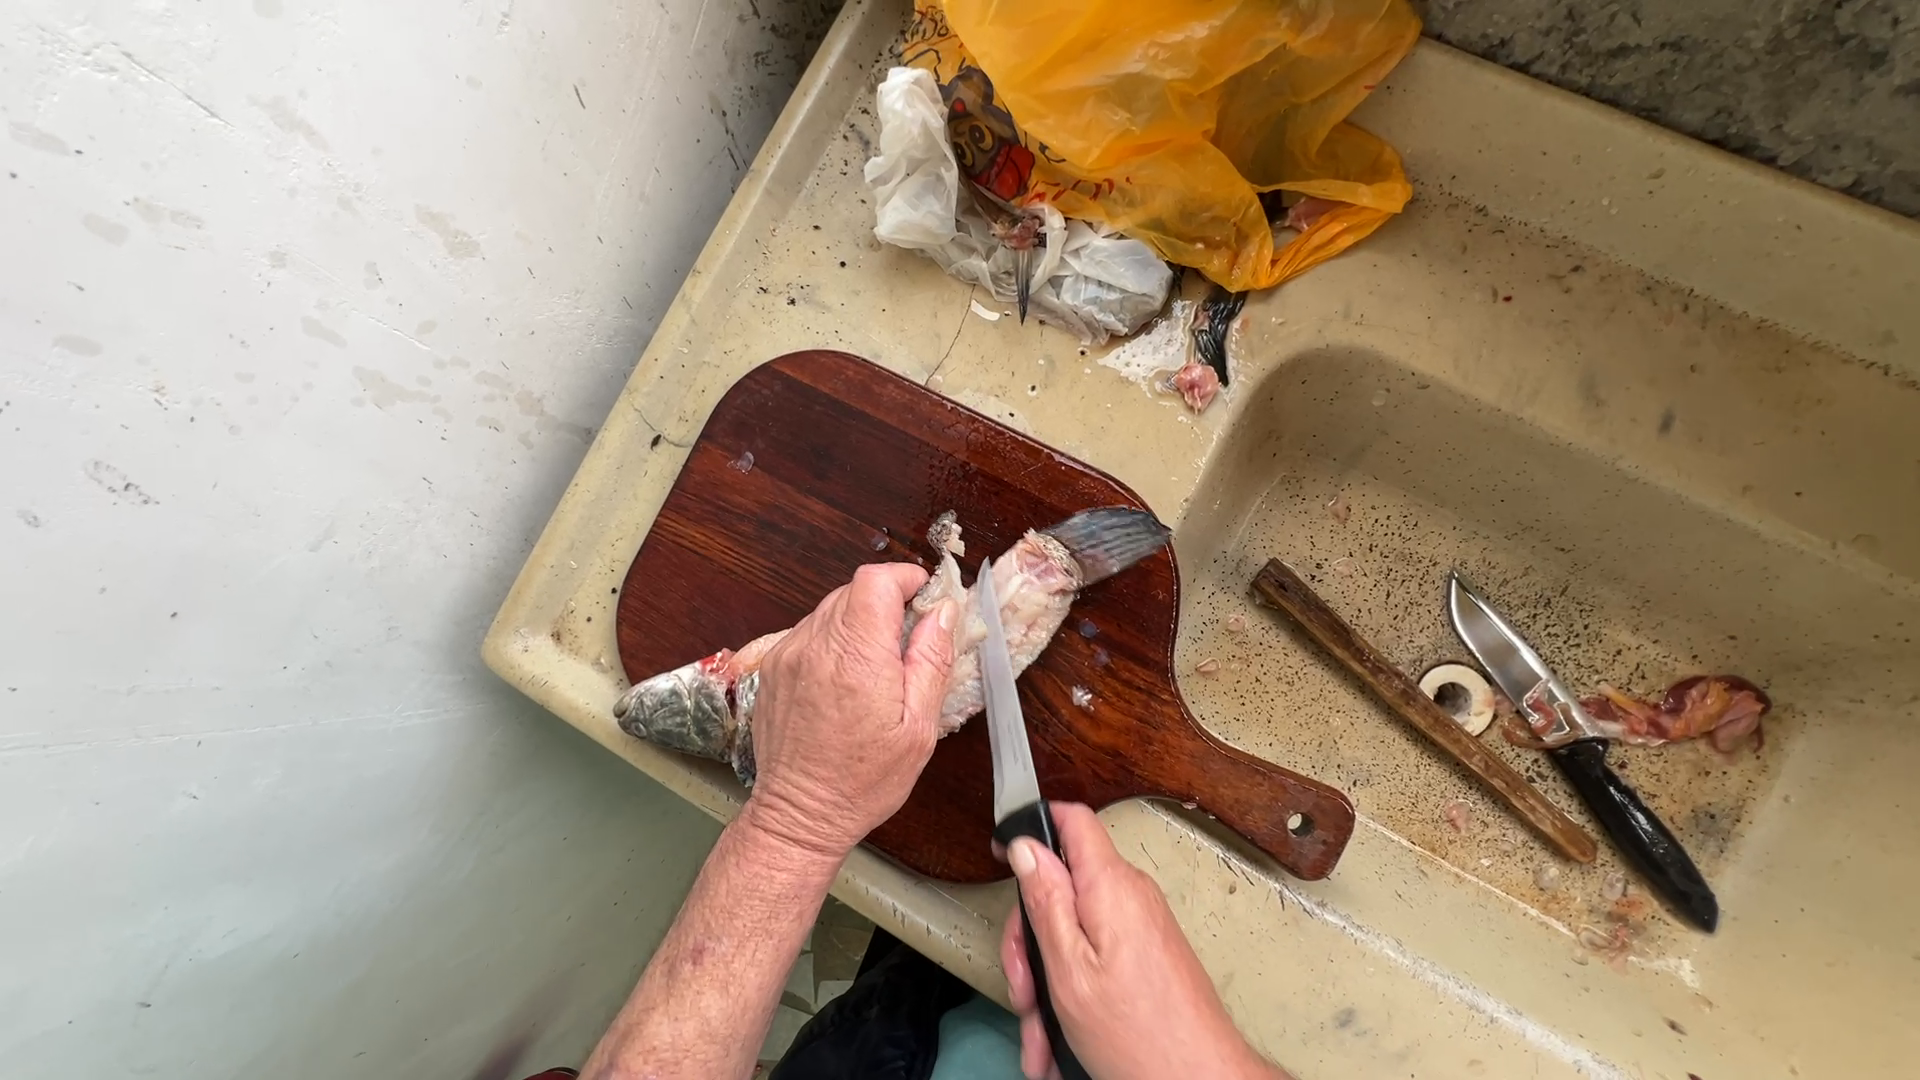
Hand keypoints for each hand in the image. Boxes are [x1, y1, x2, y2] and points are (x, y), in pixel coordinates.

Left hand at [741, 563, 955, 861]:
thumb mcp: (917, 728)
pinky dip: (833, 639)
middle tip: (908, 636)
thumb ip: (931, 660)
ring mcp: (788, 655)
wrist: (798, 815)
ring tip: (876, 662)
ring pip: (830, 608)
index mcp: (856, 658)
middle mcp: (815, 647)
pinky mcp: (772, 667)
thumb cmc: (861, 780)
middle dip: (886, 601)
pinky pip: (809, 631)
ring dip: (859, 620)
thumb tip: (941, 612)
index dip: (904, 578)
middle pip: (853, 590)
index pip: (875, 580)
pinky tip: (845, 676)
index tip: (922, 595)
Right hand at [1000, 804, 1289, 1079]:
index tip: (1005, 852)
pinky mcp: (1146, 950)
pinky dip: (1073, 988)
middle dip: (1031, 936)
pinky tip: (1061, 1038)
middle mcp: (1129, 894)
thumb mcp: (1070, 969)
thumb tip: (1026, 846)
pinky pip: (1096, 952)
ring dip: (1048, 978)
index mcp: (1110, 885)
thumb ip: (1046, 900)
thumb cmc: (1141, 1036)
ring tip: (1042, 1035)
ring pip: (1074, 929)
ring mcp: (1140, 923)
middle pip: (1063, 885)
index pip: (1073, 819)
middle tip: (1023, 987)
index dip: (1034, 824)